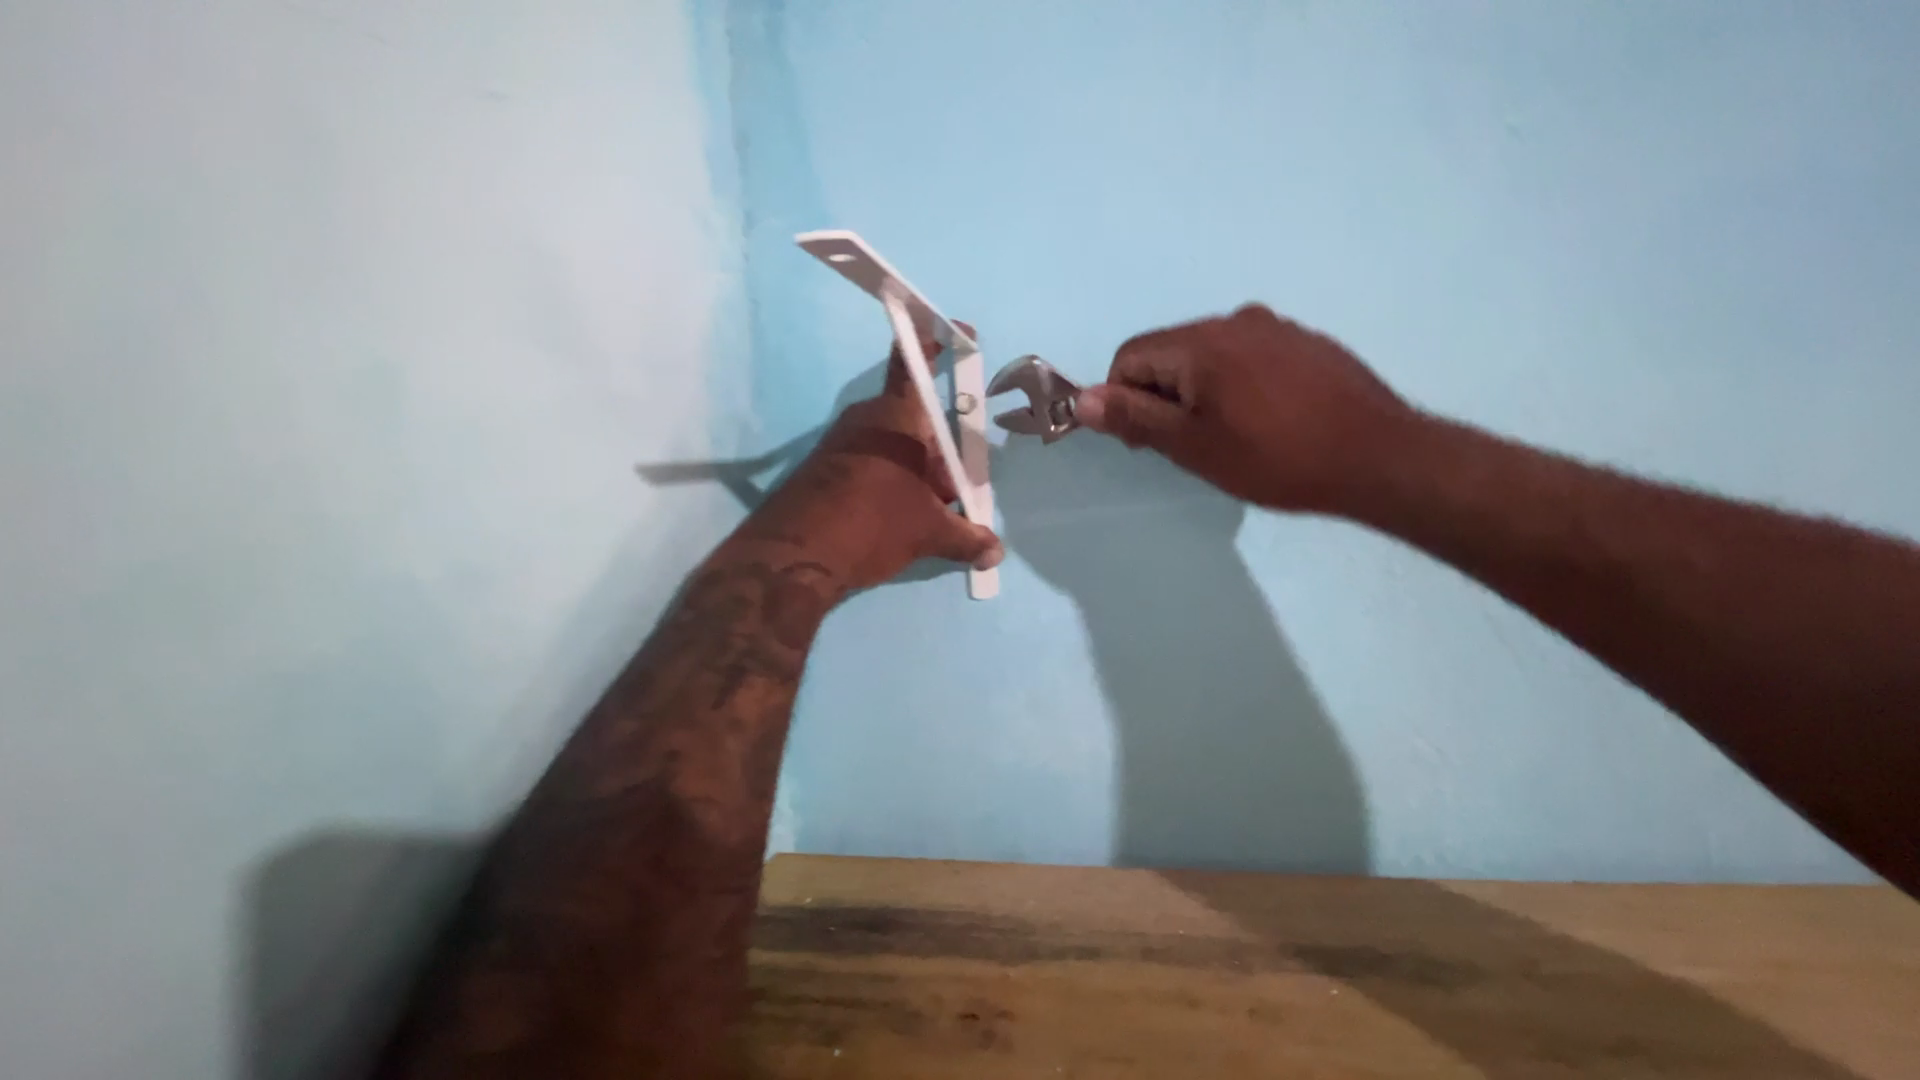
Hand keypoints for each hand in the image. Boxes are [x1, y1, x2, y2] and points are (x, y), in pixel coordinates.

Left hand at [731, 324, 1003, 591]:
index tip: (957, 329)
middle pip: (916, 426)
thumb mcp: (928, 532)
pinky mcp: (824, 471)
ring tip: (929, 519)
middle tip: (954, 496)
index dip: (933, 340)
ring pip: (894, 451)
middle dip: (940, 458)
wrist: (795, 556)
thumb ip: (966, 537)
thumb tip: (995, 552)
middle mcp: (867, 421)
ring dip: (917, 478)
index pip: (914, 363)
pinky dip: (891, 488)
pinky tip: (898, 524)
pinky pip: (871, 468)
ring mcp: (841, 445)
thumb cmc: (872, 523)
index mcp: (898, 417)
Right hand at [1077, 305, 1416, 513]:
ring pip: (1211, 357)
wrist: (1379, 458)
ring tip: (1227, 438)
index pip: (1131, 356)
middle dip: (1161, 395)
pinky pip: (1250, 358)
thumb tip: (1081, 399)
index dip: (1121, 398)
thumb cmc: (1276, 457)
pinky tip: (1266, 423)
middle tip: (1183, 446)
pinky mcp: (1309, 344)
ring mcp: (1279, 329)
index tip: (1143, 440)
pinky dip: (1238, 386)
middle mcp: (1237, 320)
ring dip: (1199, 392)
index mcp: (1202, 342)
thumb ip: (1134, 417)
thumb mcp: (1193, 446)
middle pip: (1170, 352)